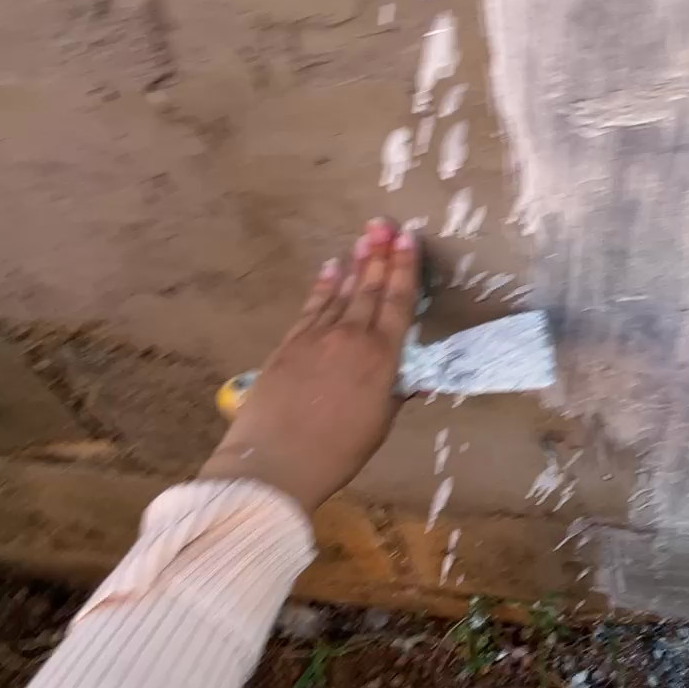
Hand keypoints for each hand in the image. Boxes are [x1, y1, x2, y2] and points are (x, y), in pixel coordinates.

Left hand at [200, 218, 417, 508]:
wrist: (274, 463)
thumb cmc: (339, 451)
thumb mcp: (379, 424)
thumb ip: (395, 393)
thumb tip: (413, 379)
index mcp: (381, 358)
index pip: (398, 303)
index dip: (405, 269)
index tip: (410, 240)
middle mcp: (351, 338)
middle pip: (370, 289)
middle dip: (380, 254)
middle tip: (386, 224)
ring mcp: (317, 337)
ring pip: (343, 292)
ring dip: (356, 263)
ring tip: (367, 236)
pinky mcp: (290, 344)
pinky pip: (312, 307)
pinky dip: (324, 286)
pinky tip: (332, 268)